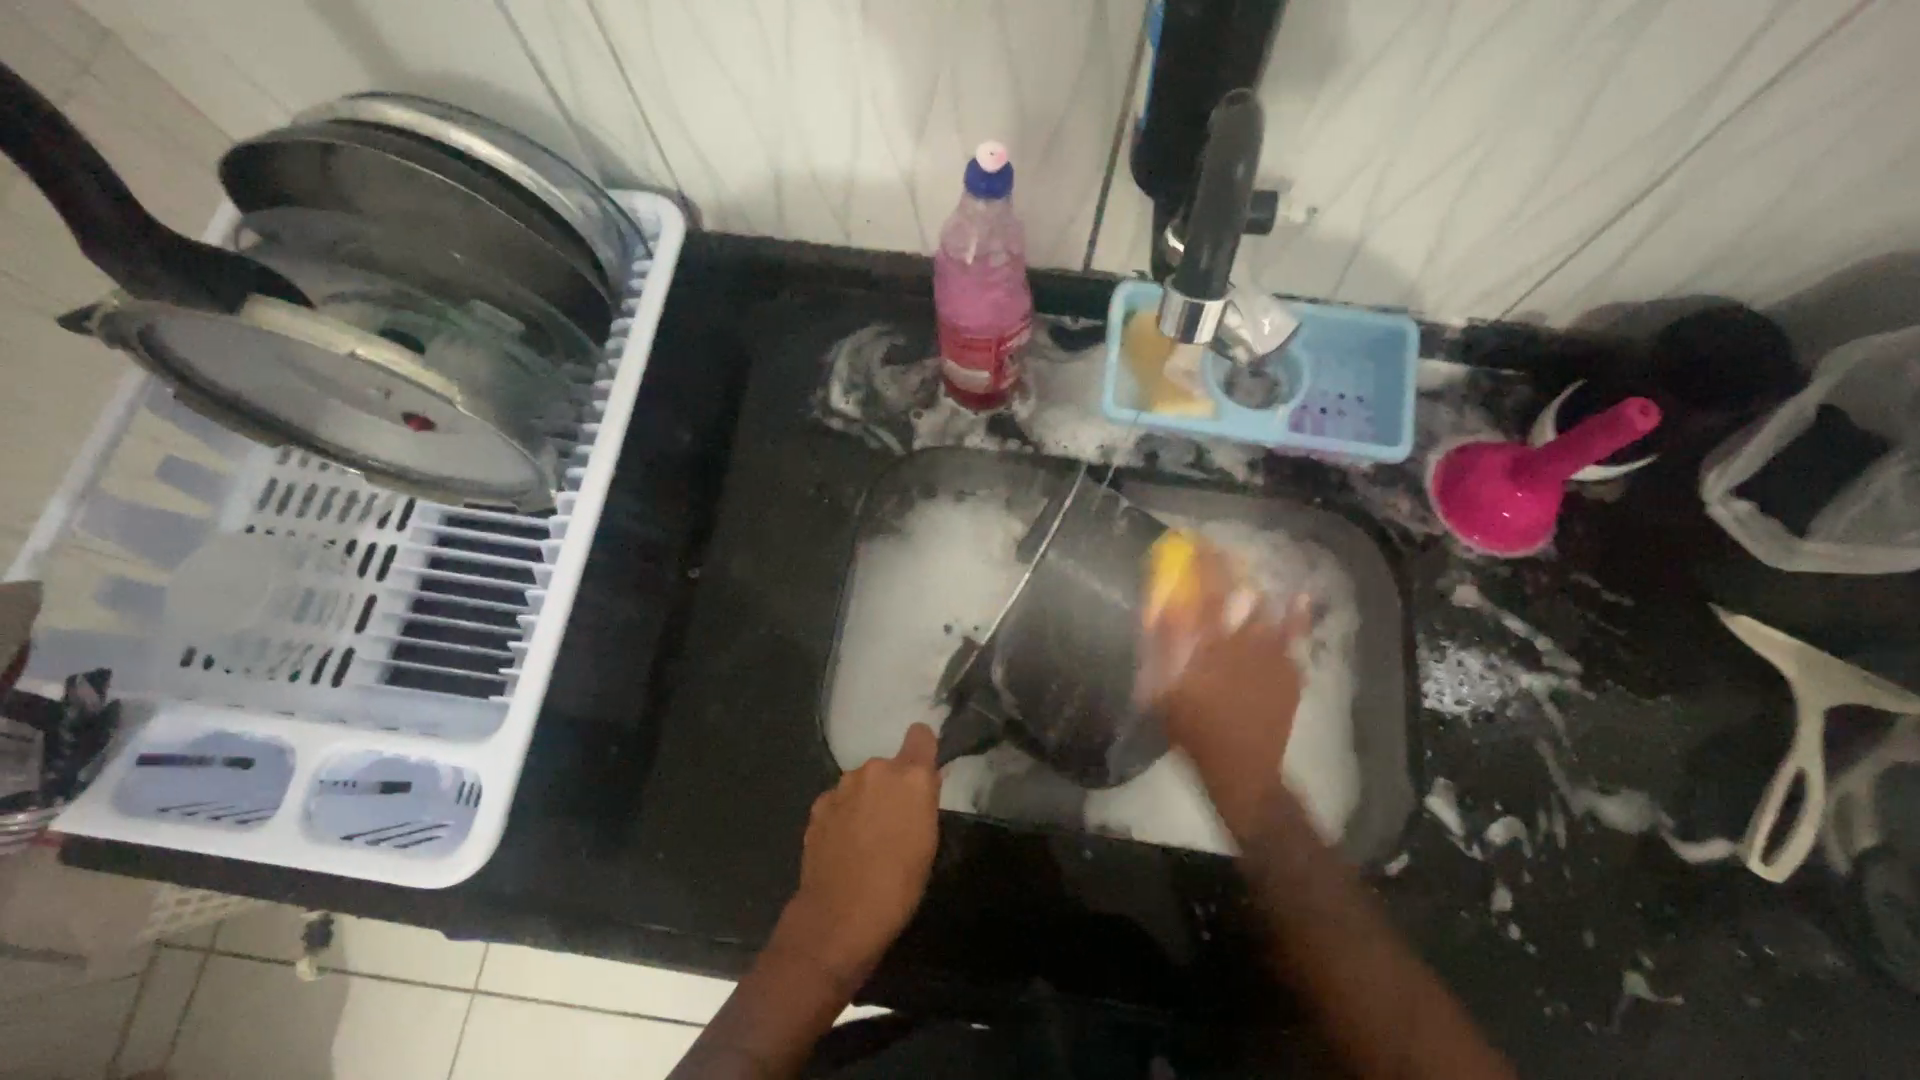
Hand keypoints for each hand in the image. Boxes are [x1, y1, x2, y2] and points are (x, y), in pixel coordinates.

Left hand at [773, 724, 939, 987]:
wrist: (839, 915)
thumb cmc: (899, 884)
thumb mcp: (928, 842)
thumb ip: (923, 802)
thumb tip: (920, 784)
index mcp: (910, 776)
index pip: (920, 735)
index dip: (922, 749)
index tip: (923, 771)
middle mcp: (875, 770)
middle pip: (888, 767)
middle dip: (891, 786)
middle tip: (895, 822)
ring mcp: (842, 787)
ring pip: (861, 784)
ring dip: (865, 801)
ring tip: (866, 840)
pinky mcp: (818, 806)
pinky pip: (839, 802)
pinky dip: (843, 816)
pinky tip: (843, 847)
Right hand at [1137, 538, 1311, 836]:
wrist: (1244, 770)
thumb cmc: (1194, 733)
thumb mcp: (1164, 693)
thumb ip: (1160, 648)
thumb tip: (1156, 607)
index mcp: (1207, 644)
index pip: (1201, 591)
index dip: (1199, 562)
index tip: (1193, 540)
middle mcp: (1241, 640)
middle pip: (1232, 593)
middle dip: (1223, 568)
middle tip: (1216, 552)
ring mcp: (1270, 655)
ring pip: (1261, 609)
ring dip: (1250, 588)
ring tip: (1243, 573)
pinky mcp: (1289, 670)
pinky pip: (1294, 635)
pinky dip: (1295, 615)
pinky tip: (1297, 596)